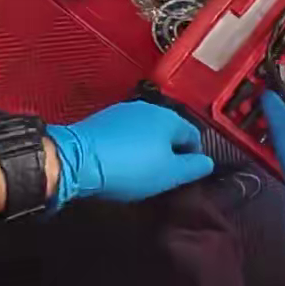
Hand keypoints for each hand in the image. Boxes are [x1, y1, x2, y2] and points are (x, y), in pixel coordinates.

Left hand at [45, 101, 215, 207]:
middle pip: (169, 132)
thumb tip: (207, 162)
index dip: (193, 159)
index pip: (194, 136)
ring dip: (149, 149)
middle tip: (163, 177)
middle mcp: (149, 108)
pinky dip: (130, 146)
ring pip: (148, 132)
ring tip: (141, 171)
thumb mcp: (169, 174)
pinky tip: (121, 162)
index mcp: (170, 118)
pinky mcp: (104, 119)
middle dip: (170, 153)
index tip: (183, 177)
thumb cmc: (130, 167)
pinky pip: (127, 133)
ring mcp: (124, 111)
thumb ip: (193, 168)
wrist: (77, 160)